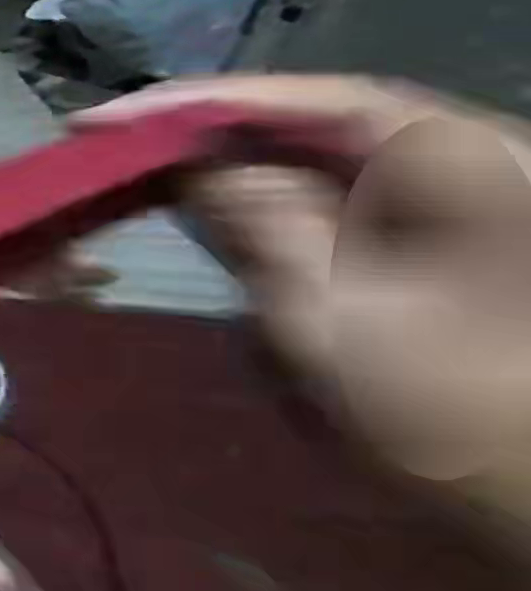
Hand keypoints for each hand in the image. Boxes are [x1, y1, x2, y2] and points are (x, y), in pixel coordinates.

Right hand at [79, 77, 530, 507]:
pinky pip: (308, 183)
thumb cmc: (449, 418)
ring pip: (303, 148)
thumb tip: (192, 161)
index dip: (206, 100)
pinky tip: (183, 191)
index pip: (326, 102)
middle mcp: (465, 166)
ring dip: (211, 151)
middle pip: (309, 117)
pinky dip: (238, 184)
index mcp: (482, 173)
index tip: (105, 119)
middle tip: (102, 137)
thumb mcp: (337, 322)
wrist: (529, 491)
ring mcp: (439, 197)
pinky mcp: (405, 227)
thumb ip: (263, 228)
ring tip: (126, 159)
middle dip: (198, 125)